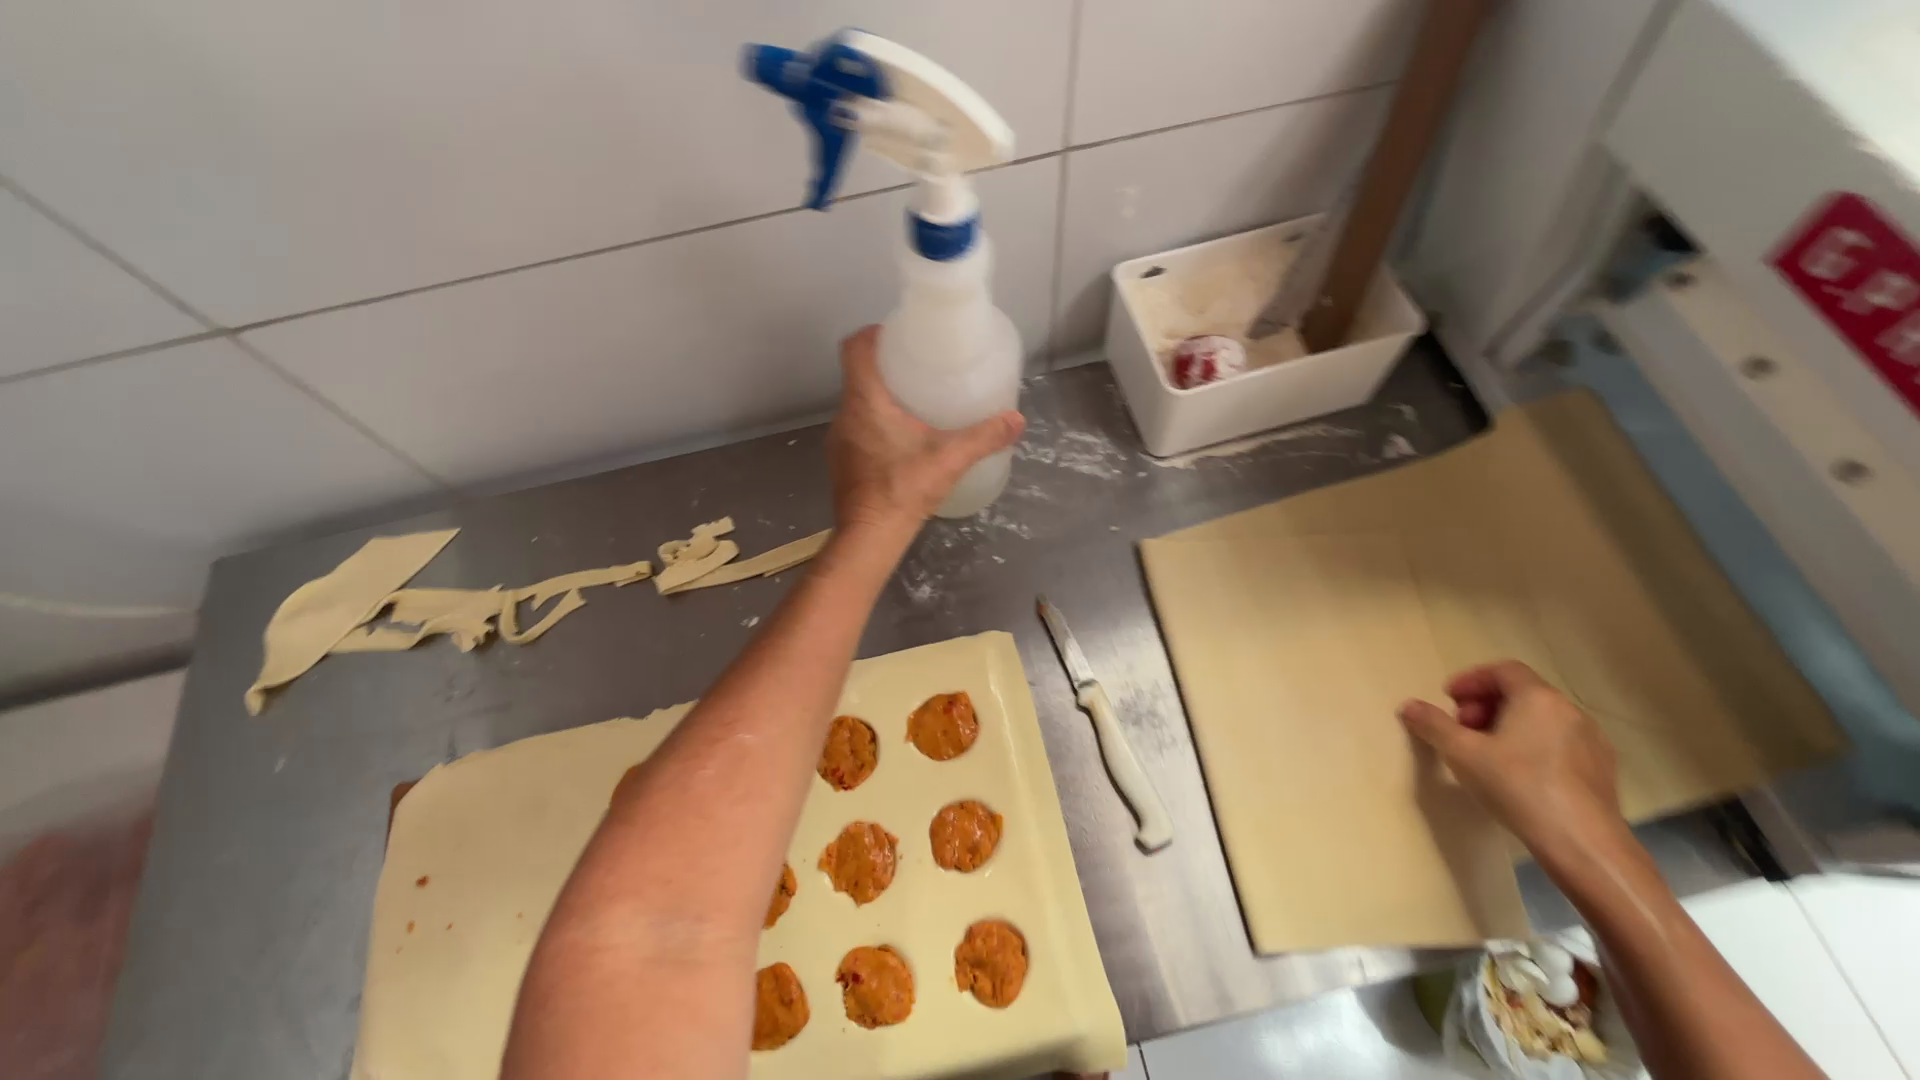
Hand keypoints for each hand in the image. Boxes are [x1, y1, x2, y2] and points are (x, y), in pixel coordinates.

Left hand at [826, 326, 1025, 533]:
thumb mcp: (950, 459)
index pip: (854, 348)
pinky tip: (901, 440)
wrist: (870, 536)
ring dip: (881, 398)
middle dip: (886, 367)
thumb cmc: (903, 488)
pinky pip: (857, 429)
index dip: (873, 334)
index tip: (899, 335)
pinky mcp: (842, 462)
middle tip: (919, 368)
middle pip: (858, 375)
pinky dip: (876, 425)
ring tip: (914, 402)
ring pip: (857, 404)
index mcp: (865, 401)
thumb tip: (1017, 419)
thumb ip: (984, 437)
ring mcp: (840, 440)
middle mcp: (845, 414)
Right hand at [1397, 661, 1624, 861]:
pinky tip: (1520, 776)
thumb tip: (1409, 706)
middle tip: (1463, 729)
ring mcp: (1591, 741)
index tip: (1450, 699)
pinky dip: (1534, 746)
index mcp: (1538, 698)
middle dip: (1486, 705)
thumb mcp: (1461, 754)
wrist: (1583, 842)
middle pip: (1522, 693)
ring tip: (1487, 755)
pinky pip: (1560, 743)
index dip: (1472, 679)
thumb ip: (1433, 725)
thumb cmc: (1518, 787)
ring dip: (1509, 726)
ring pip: (1542, 720)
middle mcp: (1570, 711)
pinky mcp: (1601, 769)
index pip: (1504, 670)